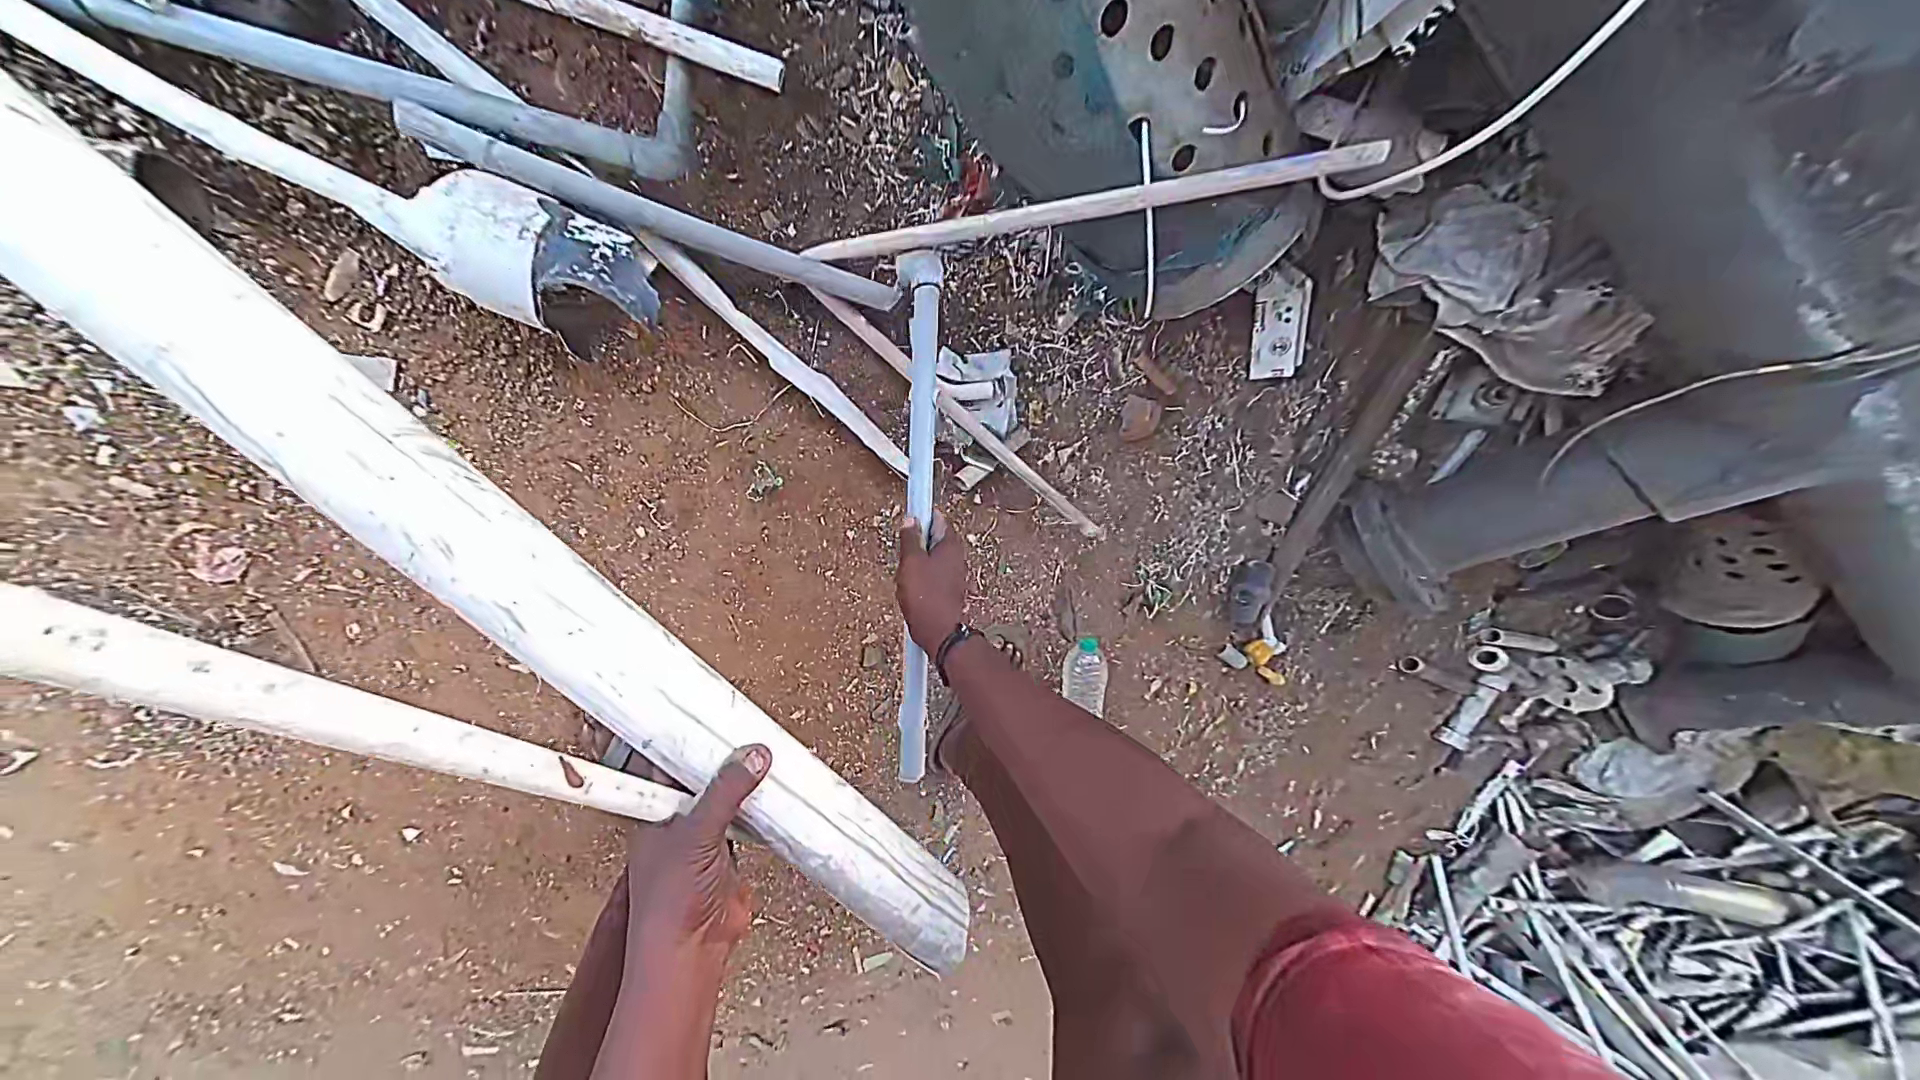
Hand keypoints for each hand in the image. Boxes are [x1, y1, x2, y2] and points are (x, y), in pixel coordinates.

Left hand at [592, 745, 768, 1079]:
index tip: (695, 703)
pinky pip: (748, 808)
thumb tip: (753, 757)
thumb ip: (726, 793)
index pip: (660, 756)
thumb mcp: (695, 835)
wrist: (693, 950)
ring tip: (759, 740)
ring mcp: (704, 827)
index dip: (675, 731)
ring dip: (741, 771)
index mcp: (653, 807)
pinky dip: (760, 796)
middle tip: (738, 716)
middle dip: (716, 747)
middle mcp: (677, 812)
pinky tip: (773, 781)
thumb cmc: (668, 904)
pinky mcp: (730, 842)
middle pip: (697, 767)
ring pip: (723, 787)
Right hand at [897, 513, 966, 651]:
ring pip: (932, 558)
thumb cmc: (926, 597)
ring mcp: (954, 574)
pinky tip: (912, 590)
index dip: (922, 516)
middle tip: (904, 553)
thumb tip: (910, 521)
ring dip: (918, 563)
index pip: (938, 519)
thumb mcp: (910, 562)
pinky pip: (933, 575)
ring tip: (907, 575)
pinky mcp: (949, 589)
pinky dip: (922, 577)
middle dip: (917, 543)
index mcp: (950, 545)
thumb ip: (910, 539)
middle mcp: (957, 557)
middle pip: (934, 538)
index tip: (909, 516)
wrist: (938, 631)